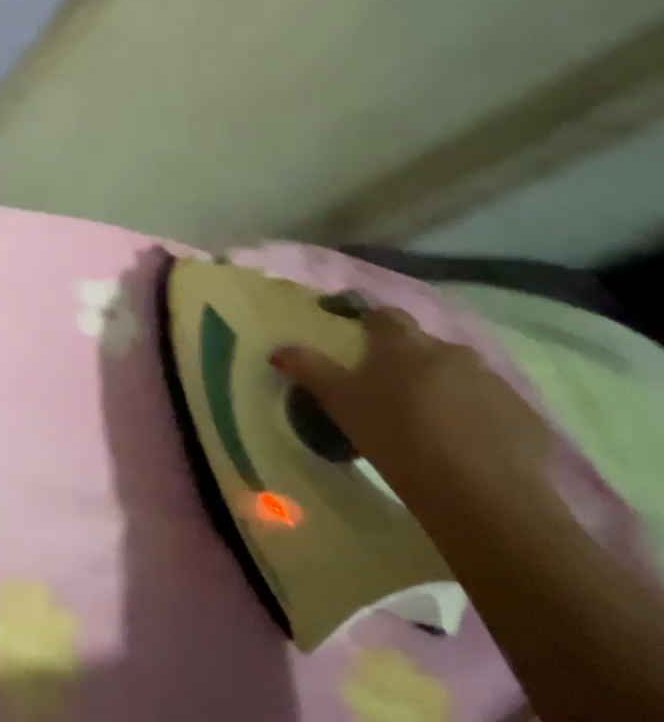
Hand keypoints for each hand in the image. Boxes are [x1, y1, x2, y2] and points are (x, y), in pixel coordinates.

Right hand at [270, 308, 552, 505]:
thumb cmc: (395, 436)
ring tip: (425, 422)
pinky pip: (490, 404)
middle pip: (423, 346)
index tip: (355, 342)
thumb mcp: (340, 403)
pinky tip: (461, 444)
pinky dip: (474, 414)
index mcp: (404, 344)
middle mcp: (452, 351)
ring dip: (442, 387)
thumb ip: (310, 369)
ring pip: (459, 375)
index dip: (368, 323)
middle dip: (406, 361)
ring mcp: (495, 382)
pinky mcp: (525, 415)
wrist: (480, 491)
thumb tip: (281, 349)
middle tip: (386, 392)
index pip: (384, 315)